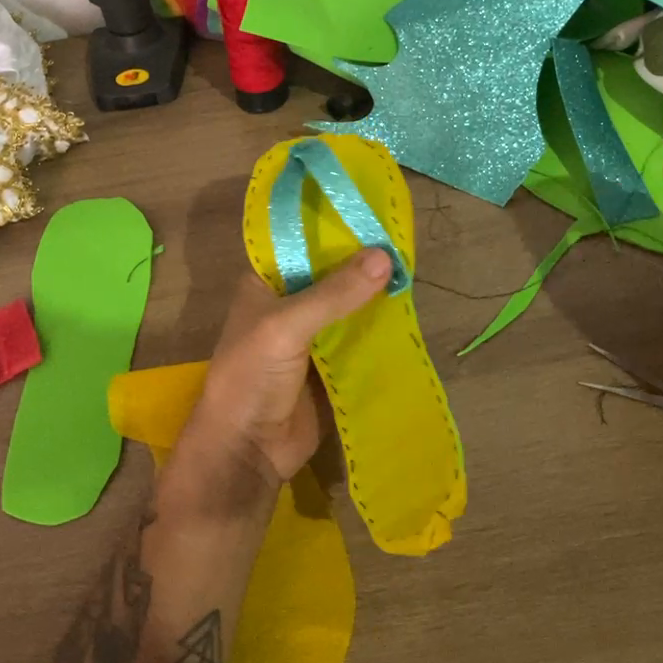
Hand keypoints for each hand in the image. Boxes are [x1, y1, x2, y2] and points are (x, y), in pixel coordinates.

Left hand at [173, 248, 391, 501]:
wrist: (248, 450)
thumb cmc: (251, 376)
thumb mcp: (286, 326)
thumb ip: (334, 293)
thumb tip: (385, 257)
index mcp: (266, 283)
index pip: (301, 243)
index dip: (334, 228)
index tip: (374, 212)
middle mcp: (289, 303)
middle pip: (332, 274)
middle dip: (364, 262)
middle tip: (405, 241)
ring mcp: (313, 336)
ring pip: (350, 306)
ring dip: (376, 295)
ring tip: (415, 271)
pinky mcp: (333, 366)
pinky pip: (361, 340)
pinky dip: (382, 329)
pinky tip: (410, 315)